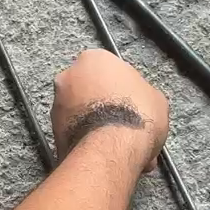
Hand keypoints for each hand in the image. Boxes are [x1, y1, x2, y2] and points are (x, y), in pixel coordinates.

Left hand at [51, 49, 169, 170]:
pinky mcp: (53, 130)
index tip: (131, 102)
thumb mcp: (156, 98)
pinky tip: (105, 151)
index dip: (123, 88)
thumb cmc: (134, 116)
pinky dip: (86, 141)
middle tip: (122, 122)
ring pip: (79, 113)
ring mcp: (58, 103)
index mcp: (95, 58)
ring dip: (94, 125)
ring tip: (116, 143)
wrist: (111, 148)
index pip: (109, 70)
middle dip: (103, 105)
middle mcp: (70, 76)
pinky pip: (73, 133)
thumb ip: (142, 93)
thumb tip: (142, 102)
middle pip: (89, 89)